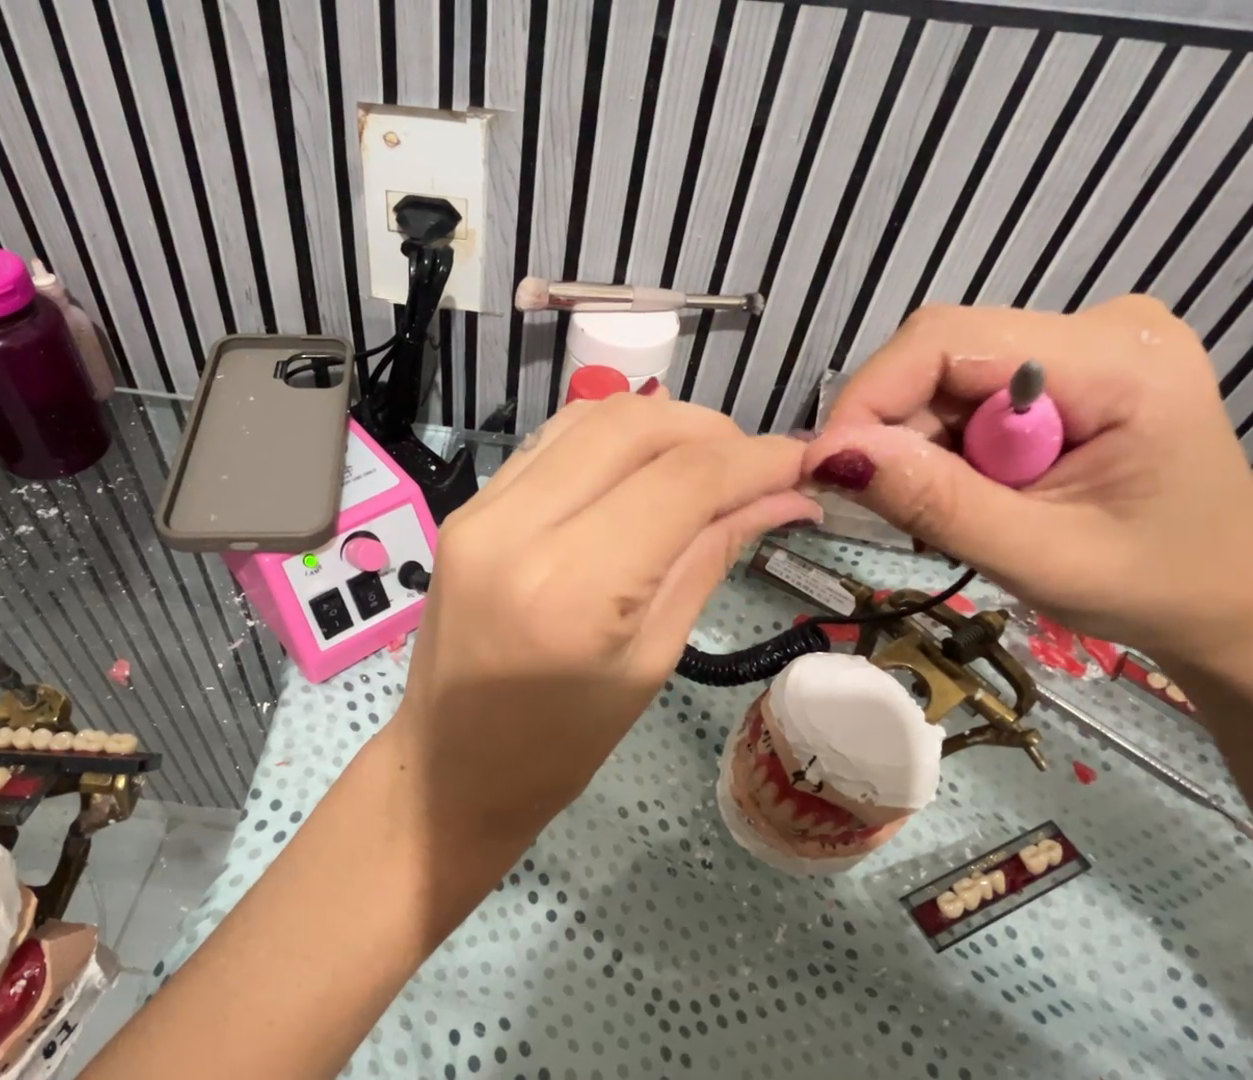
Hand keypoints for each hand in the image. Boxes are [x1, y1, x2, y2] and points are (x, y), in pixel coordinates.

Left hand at [394, 393, 818, 852]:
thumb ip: (709, 560)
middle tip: (756, 467)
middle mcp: (518, 529)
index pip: (683, 481)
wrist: (449, 769)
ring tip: (706, 462)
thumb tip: (783, 498)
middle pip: (634, 427)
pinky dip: (608, 438)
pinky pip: (550, 443)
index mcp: (572, 588)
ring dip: (661, 423)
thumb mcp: (650, 661)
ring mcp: (481, 511)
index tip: (803, 463)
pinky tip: (641, 465)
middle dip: (712, 431)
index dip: (756, 460)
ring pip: (589, 419)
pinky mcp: (466, 509)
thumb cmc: (559, 746)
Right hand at [801, 296, 1252, 660]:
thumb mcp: (1038, 557)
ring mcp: (1089, 343)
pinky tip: (973, 490)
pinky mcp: (1072, 367)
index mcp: (1120, 359)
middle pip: (945, 354)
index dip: (872, 394)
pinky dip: (947, 445)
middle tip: (892, 508)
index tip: (827, 466)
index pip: (950, 339)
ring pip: (948, 376)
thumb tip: (830, 456)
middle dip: (898, 430)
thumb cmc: (1151, 589)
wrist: (1228, 607)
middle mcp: (1105, 326)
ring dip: (922, 444)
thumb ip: (935, 502)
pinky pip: (971, 391)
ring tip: (946, 511)